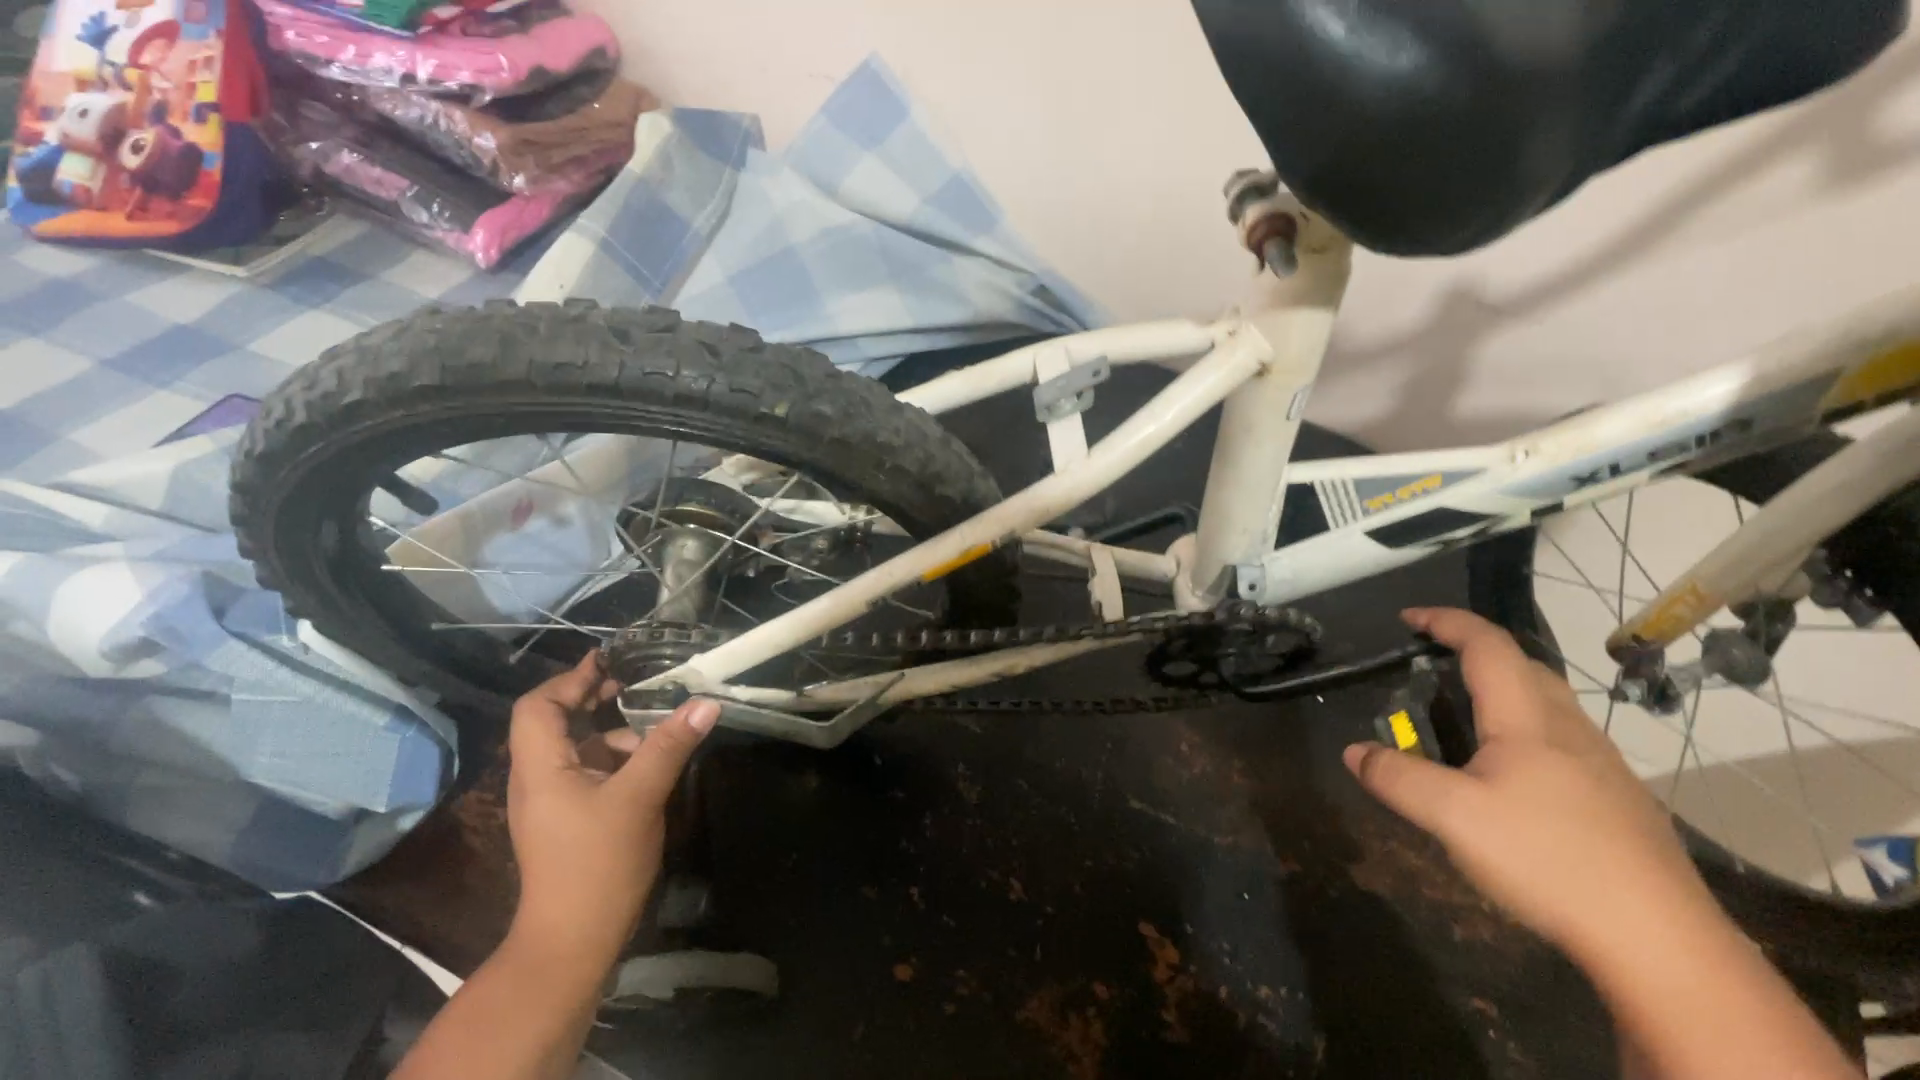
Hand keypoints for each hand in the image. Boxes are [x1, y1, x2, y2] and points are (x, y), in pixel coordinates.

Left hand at [505, 653, 718, 963]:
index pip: (538, 706)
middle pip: (553, 723)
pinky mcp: (568, 823)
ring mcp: (551, 804)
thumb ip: (668, 747)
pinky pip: (588, 776)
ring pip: (575, 751)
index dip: (570, 679)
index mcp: (540, 768)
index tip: (610, 663)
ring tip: (655, 728)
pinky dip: (615, 762)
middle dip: (591, 700)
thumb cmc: (597, 864)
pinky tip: (651, 767)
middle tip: (633, 685)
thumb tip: (704, 703)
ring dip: (610, 733)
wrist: (573, 942)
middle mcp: (538, 779)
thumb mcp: (639, 798)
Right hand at [1343, 608, 1716, 957]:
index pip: (1488, 646)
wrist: (1658, 935)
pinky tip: (1512, 778)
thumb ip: (1397, 778)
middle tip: (1433, 666)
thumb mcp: (1452, 817)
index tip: (1409, 617)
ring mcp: (1602, 765)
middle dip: (1476, 652)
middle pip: (1526, 668)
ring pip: (1549, 706)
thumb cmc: (1547, 859)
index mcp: (1528, 720)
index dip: (1448, 622)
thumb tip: (1354, 751)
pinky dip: (1526, 732)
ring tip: (1465, 720)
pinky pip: (1563, 742)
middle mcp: (1570, 729)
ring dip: (1505, 692)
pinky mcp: (1617, 800)